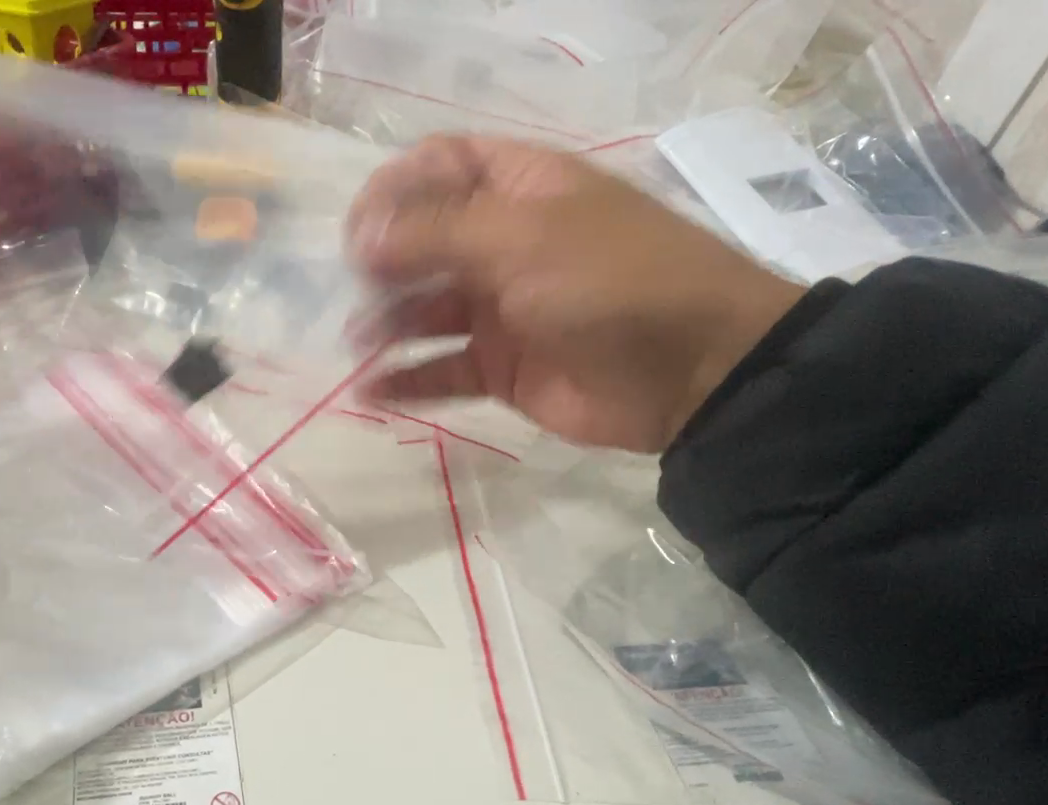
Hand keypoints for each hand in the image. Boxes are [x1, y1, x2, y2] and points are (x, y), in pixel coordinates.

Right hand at [347, 136, 805, 452]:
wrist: (690, 372)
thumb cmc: (611, 282)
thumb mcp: (522, 238)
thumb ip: (434, 233)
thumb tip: (361, 236)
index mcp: (517, 189)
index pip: (438, 168)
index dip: (392, 191)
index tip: (359, 232)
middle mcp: (502, 244)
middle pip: (421, 242)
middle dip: (382, 265)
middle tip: (357, 295)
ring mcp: (499, 309)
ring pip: (424, 309)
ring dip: (385, 324)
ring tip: (357, 345)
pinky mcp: (499, 368)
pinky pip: (440, 370)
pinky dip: (406, 380)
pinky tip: (370, 392)